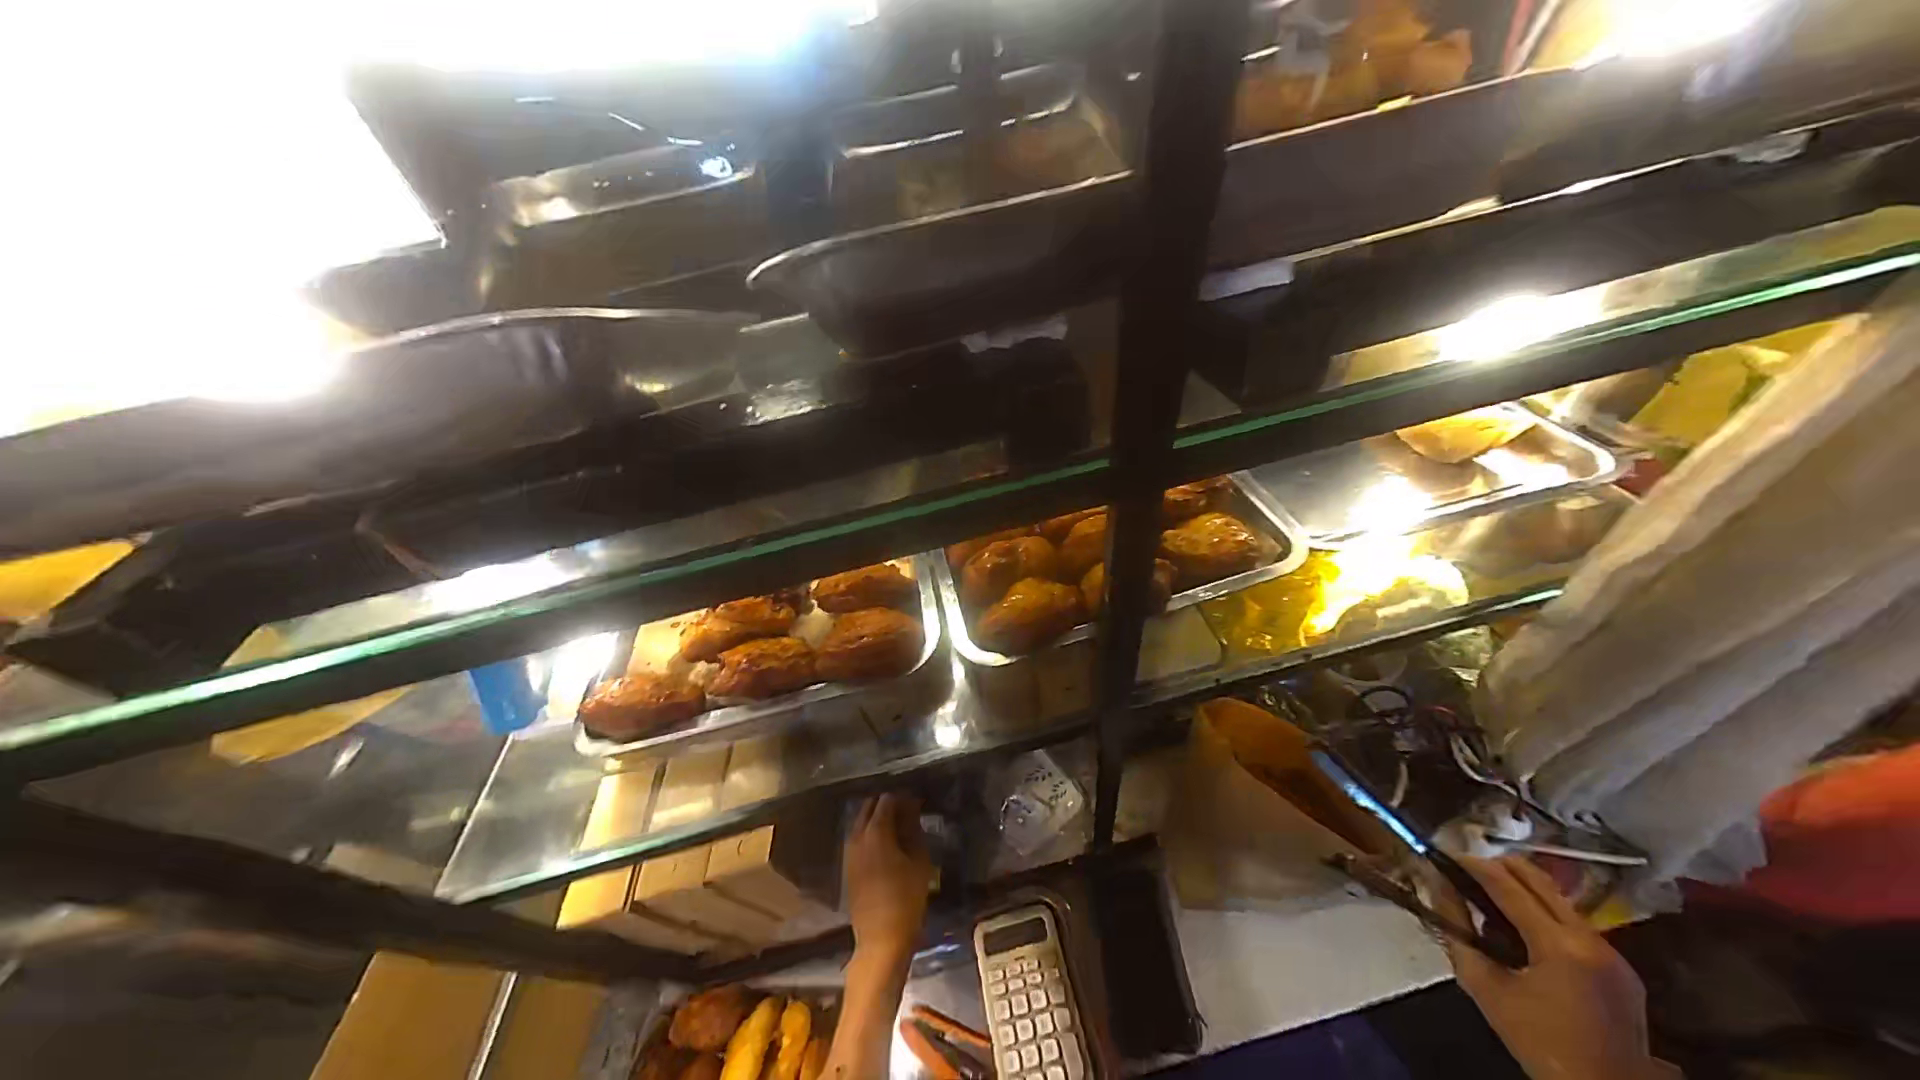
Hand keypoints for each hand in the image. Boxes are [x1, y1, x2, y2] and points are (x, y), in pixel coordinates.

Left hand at [843, 793, 932, 955]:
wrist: (881, 938)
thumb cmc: (906, 898)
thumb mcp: (919, 861)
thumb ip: (914, 831)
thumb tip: (912, 812)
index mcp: (875, 831)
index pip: (887, 800)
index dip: (903, 798)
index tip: (918, 803)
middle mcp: (857, 836)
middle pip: (869, 807)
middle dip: (887, 804)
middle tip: (909, 812)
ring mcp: (849, 852)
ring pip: (861, 822)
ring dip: (878, 819)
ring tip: (900, 828)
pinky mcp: (848, 866)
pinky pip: (858, 838)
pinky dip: (871, 833)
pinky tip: (888, 844)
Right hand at [1442, 856, 1680, 1079]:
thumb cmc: (1539, 1044)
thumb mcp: (1484, 987)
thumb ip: (1457, 931)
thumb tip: (1437, 888)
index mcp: (1560, 946)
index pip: (1506, 884)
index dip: (1470, 864)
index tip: (1442, 855)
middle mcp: (1592, 939)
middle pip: (1538, 879)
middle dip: (1497, 867)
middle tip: (1463, 872)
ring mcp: (1612, 953)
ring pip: (1556, 899)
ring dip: (1519, 891)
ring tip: (1485, 904)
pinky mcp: (1620, 967)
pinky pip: (1572, 923)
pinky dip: (1540, 915)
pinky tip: (1519, 935)